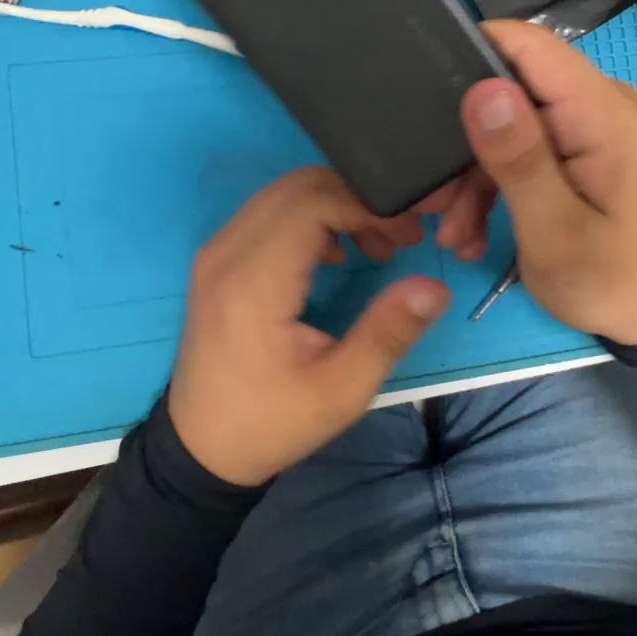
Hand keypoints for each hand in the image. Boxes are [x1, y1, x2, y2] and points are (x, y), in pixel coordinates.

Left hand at [167, 168, 450, 485]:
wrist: (201, 450)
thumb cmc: (272, 422)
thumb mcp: (342, 390)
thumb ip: (387, 333)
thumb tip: (435, 287)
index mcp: (253, 282)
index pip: (315, 202)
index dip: (369, 204)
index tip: (409, 234)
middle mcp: (227, 252)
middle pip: (301, 185)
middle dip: (359, 198)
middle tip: (401, 236)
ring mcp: (217, 251)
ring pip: (286, 192)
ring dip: (338, 205)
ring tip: (377, 246)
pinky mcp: (219, 259)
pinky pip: (271, 212)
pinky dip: (313, 217)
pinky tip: (338, 255)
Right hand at [429, 20, 636, 344]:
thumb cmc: (608, 281)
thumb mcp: (554, 232)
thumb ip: (520, 160)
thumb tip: (483, 89)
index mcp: (602, 114)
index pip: (528, 45)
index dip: (473, 56)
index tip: (425, 99)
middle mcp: (598, 103)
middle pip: (511, 84)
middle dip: (465, 134)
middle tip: (435, 197)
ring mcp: (588, 124)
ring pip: (507, 121)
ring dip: (473, 173)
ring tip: (455, 231)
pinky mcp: (577, 146)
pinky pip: (522, 144)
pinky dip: (494, 182)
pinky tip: (474, 229)